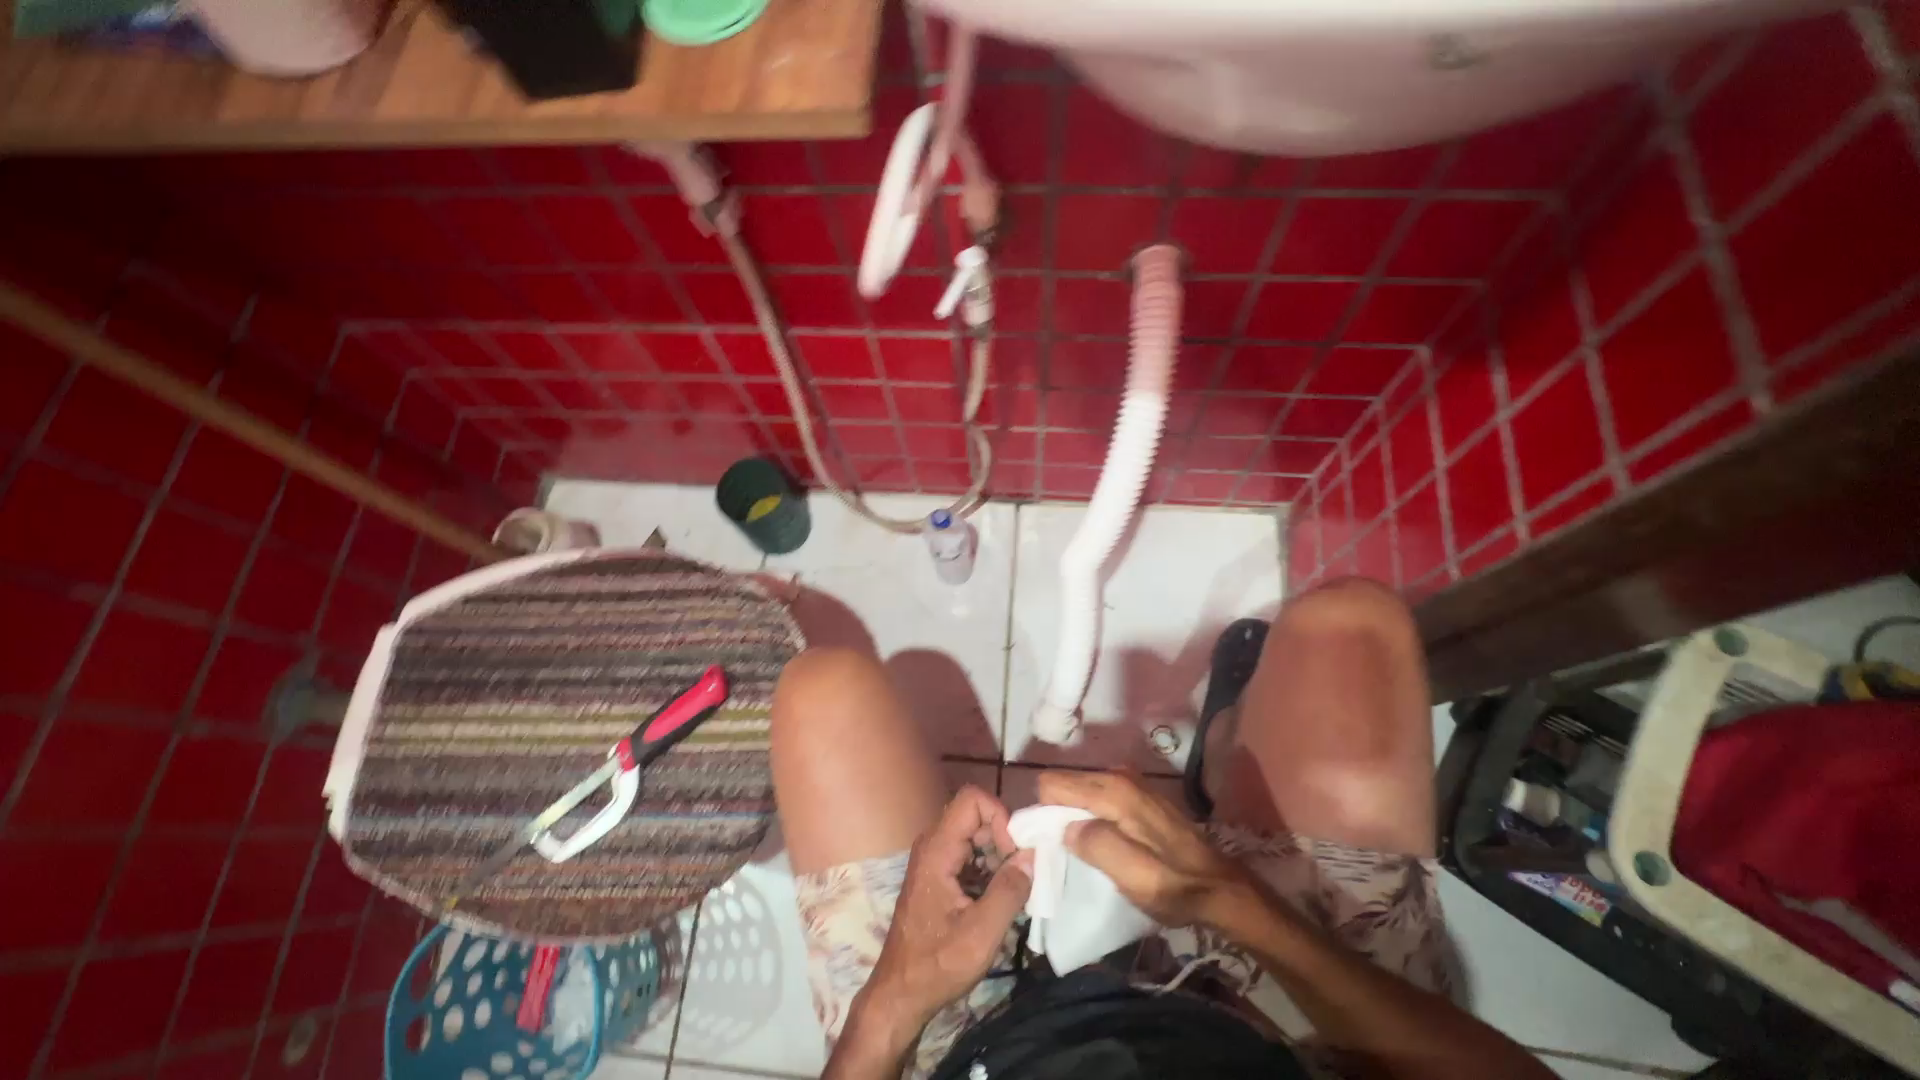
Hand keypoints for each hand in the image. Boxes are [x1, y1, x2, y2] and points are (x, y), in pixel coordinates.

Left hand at [863, 786, 1033, 1027]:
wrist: (902, 993)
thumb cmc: (937, 964)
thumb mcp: (981, 933)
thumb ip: (1009, 890)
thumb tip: (1032, 856)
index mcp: (937, 850)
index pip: (973, 799)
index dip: (1000, 817)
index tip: (1013, 854)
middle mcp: (933, 846)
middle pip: (976, 815)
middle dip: (1004, 838)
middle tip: (1020, 875)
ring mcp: (935, 860)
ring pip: (976, 835)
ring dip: (999, 856)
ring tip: (1013, 891)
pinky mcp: (940, 876)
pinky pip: (970, 855)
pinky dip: (990, 869)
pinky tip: (999, 899)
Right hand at [1037, 770, 1252, 928]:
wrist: (1222, 889)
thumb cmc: (1176, 887)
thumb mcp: (1135, 877)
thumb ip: (1097, 847)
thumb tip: (1065, 829)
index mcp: (1115, 792)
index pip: (1052, 785)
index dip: (1042, 815)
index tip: (1045, 846)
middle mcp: (1120, 778)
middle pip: (1064, 786)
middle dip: (1054, 816)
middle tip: (1061, 854)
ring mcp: (1131, 785)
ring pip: (1079, 793)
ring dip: (1072, 819)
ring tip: (1080, 853)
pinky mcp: (1137, 797)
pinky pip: (1096, 799)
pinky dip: (1089, 818)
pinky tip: (1100, 845)